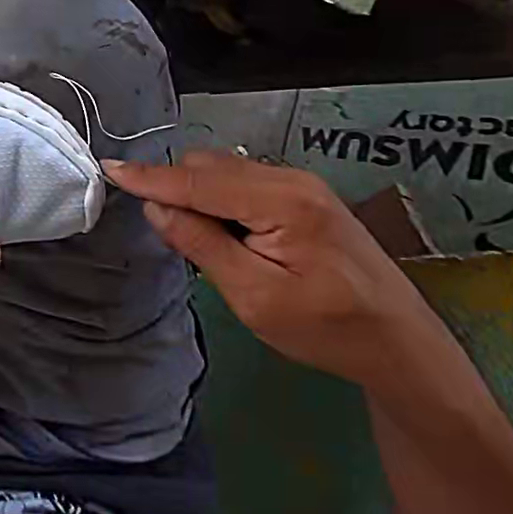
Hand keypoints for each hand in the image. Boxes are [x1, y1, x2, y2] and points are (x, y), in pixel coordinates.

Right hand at [106, 151, 458, 396]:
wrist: (403, 347)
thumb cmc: (328, 330)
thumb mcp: (255, 297)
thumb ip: (201, 244)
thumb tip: (156, 207)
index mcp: (283, 202)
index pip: (197, 181)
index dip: (150, 177)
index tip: (109, 169)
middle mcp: (290, 179)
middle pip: (207, 166)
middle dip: (175, 188)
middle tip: (171, 234)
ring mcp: (300, 183)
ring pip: (221, 170)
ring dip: (196, 194)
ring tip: (204, 241)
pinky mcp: (302, 194)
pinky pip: (240, 180)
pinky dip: (217, 198)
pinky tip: (228, 233)